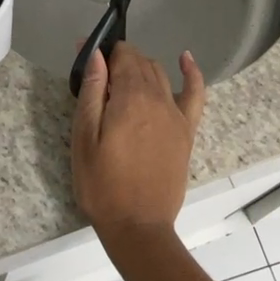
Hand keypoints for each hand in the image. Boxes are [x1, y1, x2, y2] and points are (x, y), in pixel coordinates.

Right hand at [70, 42, 206, 236]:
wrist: (138, 227)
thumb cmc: (102, 185)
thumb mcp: (84, 138)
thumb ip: (91, 91)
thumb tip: (95, 53)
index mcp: (129, 97)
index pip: (121, 55)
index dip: (104, 53)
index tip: (89, 63)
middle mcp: (157, 98)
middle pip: (140, 62)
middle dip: (120, 61)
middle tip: (100, 80)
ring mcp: (176, 114)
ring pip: (159, 73)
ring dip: (141, 68)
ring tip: (122, 82)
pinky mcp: (187, 131)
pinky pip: (195, 93)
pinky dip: (191, 73)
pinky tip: (186, 58)